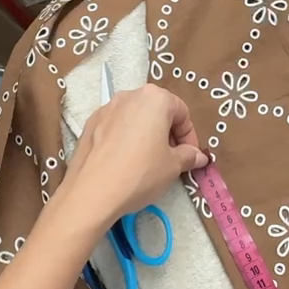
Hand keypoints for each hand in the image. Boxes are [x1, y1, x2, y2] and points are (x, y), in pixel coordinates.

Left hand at [54, 83, 207, 235]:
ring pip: (135, 118)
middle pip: (157, 111)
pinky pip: (116, 127)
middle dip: (168, 133)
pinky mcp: (90, 124)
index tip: (190, 156)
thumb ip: (188, 156)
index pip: (182, 112)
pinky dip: (125, 139)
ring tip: (148, 161)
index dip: (189, 136)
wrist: (91, 192)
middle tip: (172, 158)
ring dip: (147, 135)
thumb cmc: (140, 173)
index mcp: (155, 98)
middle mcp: (130, 96)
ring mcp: (106, 108)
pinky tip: (125, 162)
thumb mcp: (172, 166)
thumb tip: (198, 156)